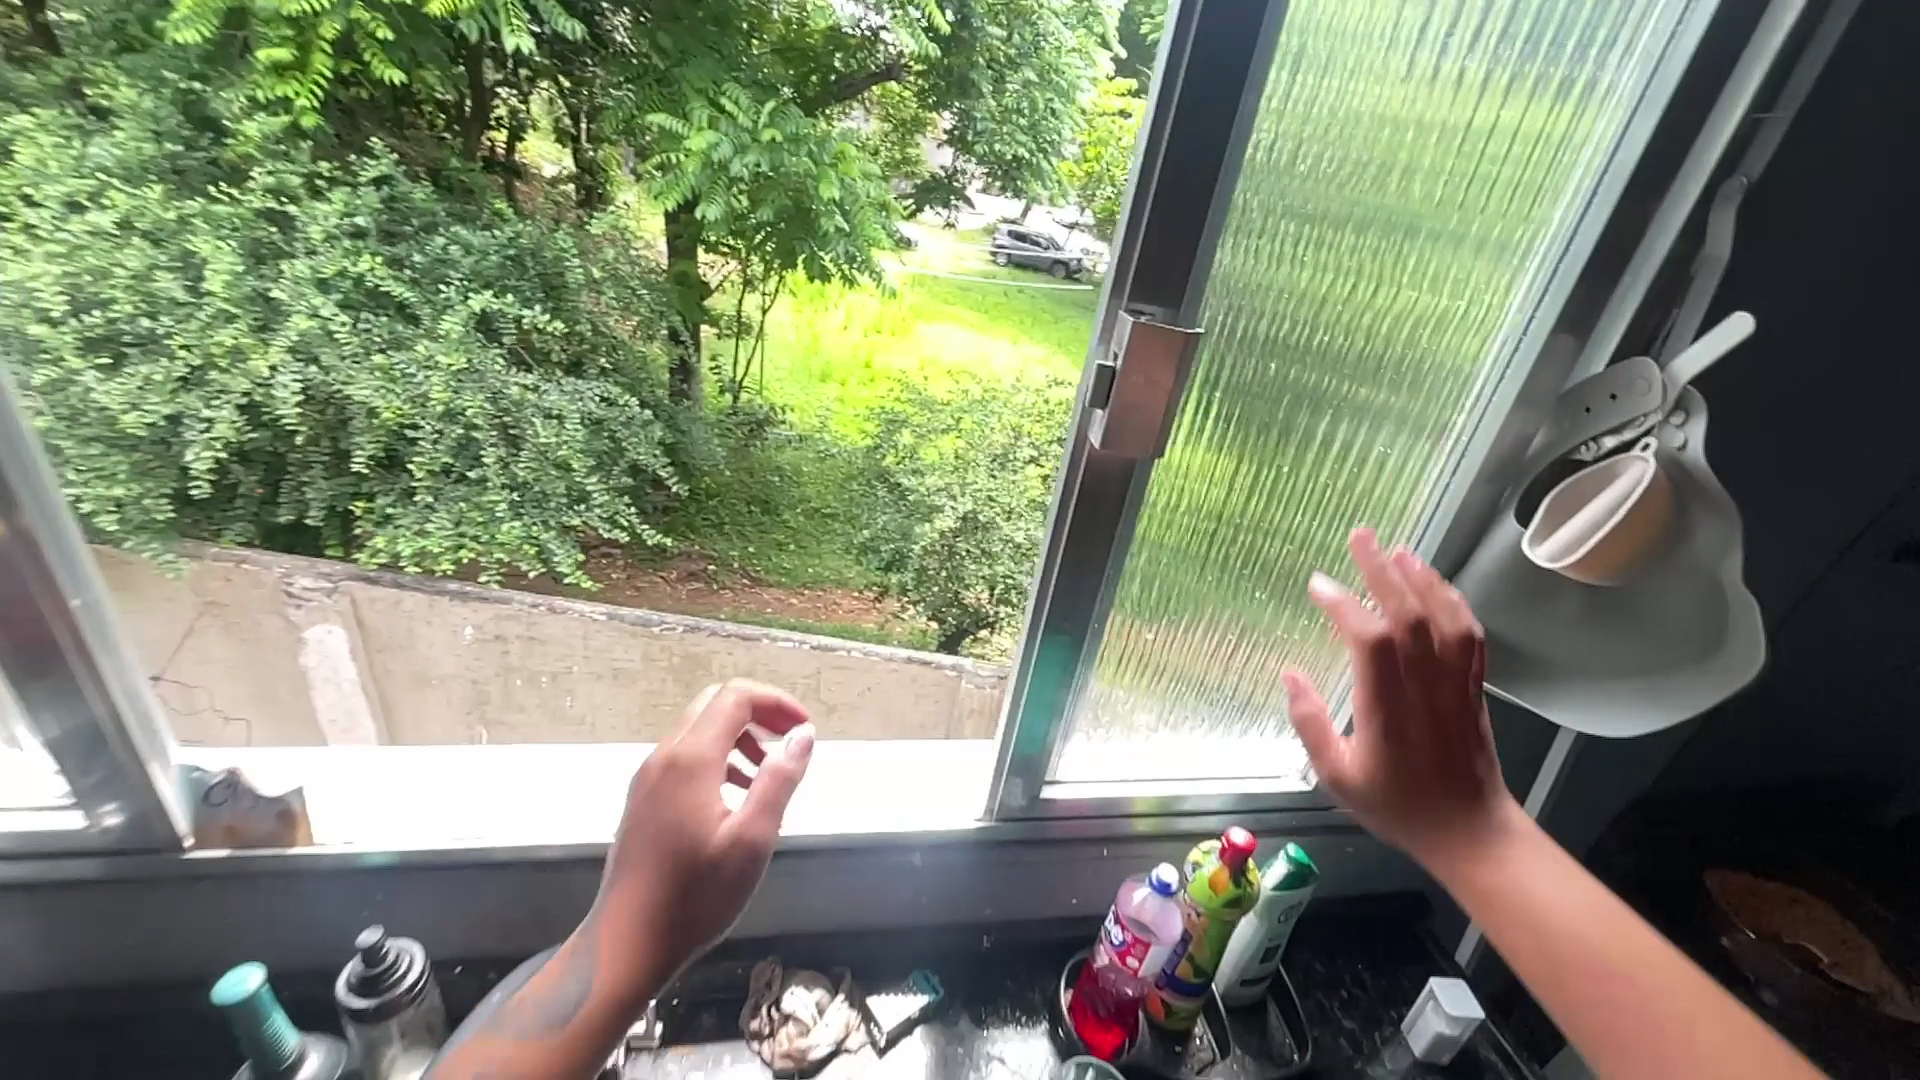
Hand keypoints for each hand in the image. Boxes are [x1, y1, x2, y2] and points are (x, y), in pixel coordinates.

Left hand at [592, 680, 814, 999]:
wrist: (624, 947)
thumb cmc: (695, 897)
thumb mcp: (752, 840)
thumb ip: (779, 779)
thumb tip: (803, 735)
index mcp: (691, 759)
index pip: (736, 697)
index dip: (776, 702)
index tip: (805, 729)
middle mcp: (664, 758)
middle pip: (714, 704)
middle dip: (759, 713)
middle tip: (790, 744)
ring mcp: (648, 779)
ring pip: (699, 730)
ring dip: (740, 738)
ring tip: (768, 778)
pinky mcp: (643, 800)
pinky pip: (685, 758)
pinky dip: (719, 759)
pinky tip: (736, 800)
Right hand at [1284, 528, 1520, 872]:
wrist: (1471, 833)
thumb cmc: (1397, 806)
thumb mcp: (1337, 777)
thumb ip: (1310, 724)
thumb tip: (1290, 674)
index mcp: (1387, 709)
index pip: (1370, 642)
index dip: (1344, 606)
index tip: (1318, 583)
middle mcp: (1424, 688)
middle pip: (1409, 616)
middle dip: (1382, 571)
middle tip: (1360, 536)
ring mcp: (1456, 685)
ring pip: (1443, 619)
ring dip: (1420, 579)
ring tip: (1396, 549)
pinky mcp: (1475, 688)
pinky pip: (1470, 636)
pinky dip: (1455, 602)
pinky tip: (1438, 583)